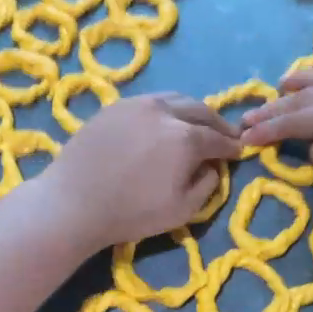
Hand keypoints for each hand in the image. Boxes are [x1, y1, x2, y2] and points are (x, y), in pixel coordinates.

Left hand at [41, 93, 243, 246]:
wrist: (73, 203)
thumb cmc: (131, 213)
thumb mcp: (182, 210)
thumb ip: (207, 185)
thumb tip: (212, 166)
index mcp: (186, 137)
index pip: (218, 138)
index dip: (231, 146)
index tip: (238, 152)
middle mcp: (165, 111)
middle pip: (201, 110)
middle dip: (217, 123)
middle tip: (225, 134)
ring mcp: (137, 104)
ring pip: (175, 98)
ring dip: (193, 110)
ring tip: (197, 124)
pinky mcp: (114, 106)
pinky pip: (150, 101)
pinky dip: (166, 108)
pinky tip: (164, 122)